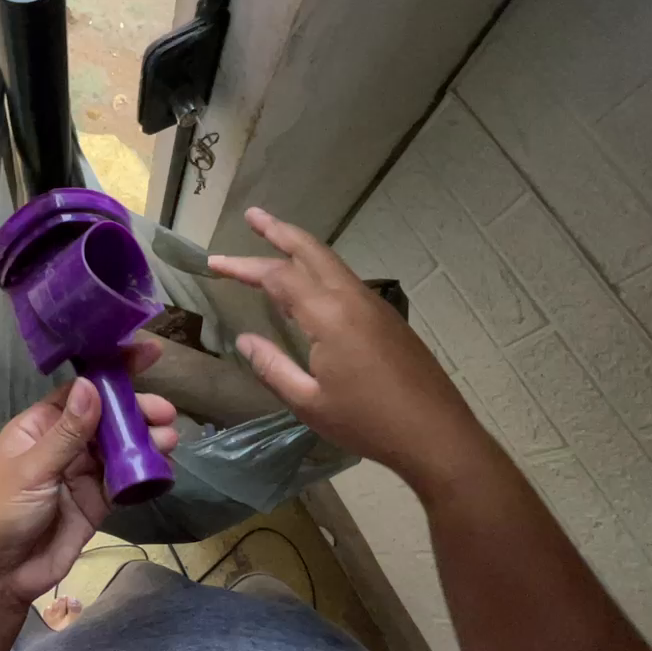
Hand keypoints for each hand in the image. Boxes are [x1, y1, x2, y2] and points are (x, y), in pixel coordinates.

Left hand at [0, 343, 177, 605]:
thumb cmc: (1, 513)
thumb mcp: (32, 469)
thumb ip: (67, 433)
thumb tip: (92, 386)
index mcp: (38, 426)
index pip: (80, 391)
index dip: (113, 372)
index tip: (148, 354)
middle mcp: (62, 445)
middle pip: (107, 418)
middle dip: (137, 411)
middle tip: (165, 414)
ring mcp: (80, 473)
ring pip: (120, 448)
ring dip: (146, 440)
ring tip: (170, 439)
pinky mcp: (96, 502)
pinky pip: (125, 481)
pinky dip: (145, 473)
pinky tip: (164, 467)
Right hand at [208, 207, 493, 495]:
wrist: (437, 435)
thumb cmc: (367, 422)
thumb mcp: (307, 402)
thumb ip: (272, 367)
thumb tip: (245, 339)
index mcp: (329, 317)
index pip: (278, 277)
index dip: (243, 266)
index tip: (214, 261)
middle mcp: (353, 300)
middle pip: (312, 252)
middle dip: (279, 231)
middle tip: (253, 215)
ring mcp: (374, 307)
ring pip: (331, 264)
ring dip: (300, 248)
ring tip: (274, 239)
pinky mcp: (386, 320)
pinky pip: (344, 283)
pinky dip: (317, 271)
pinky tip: (306, 287)